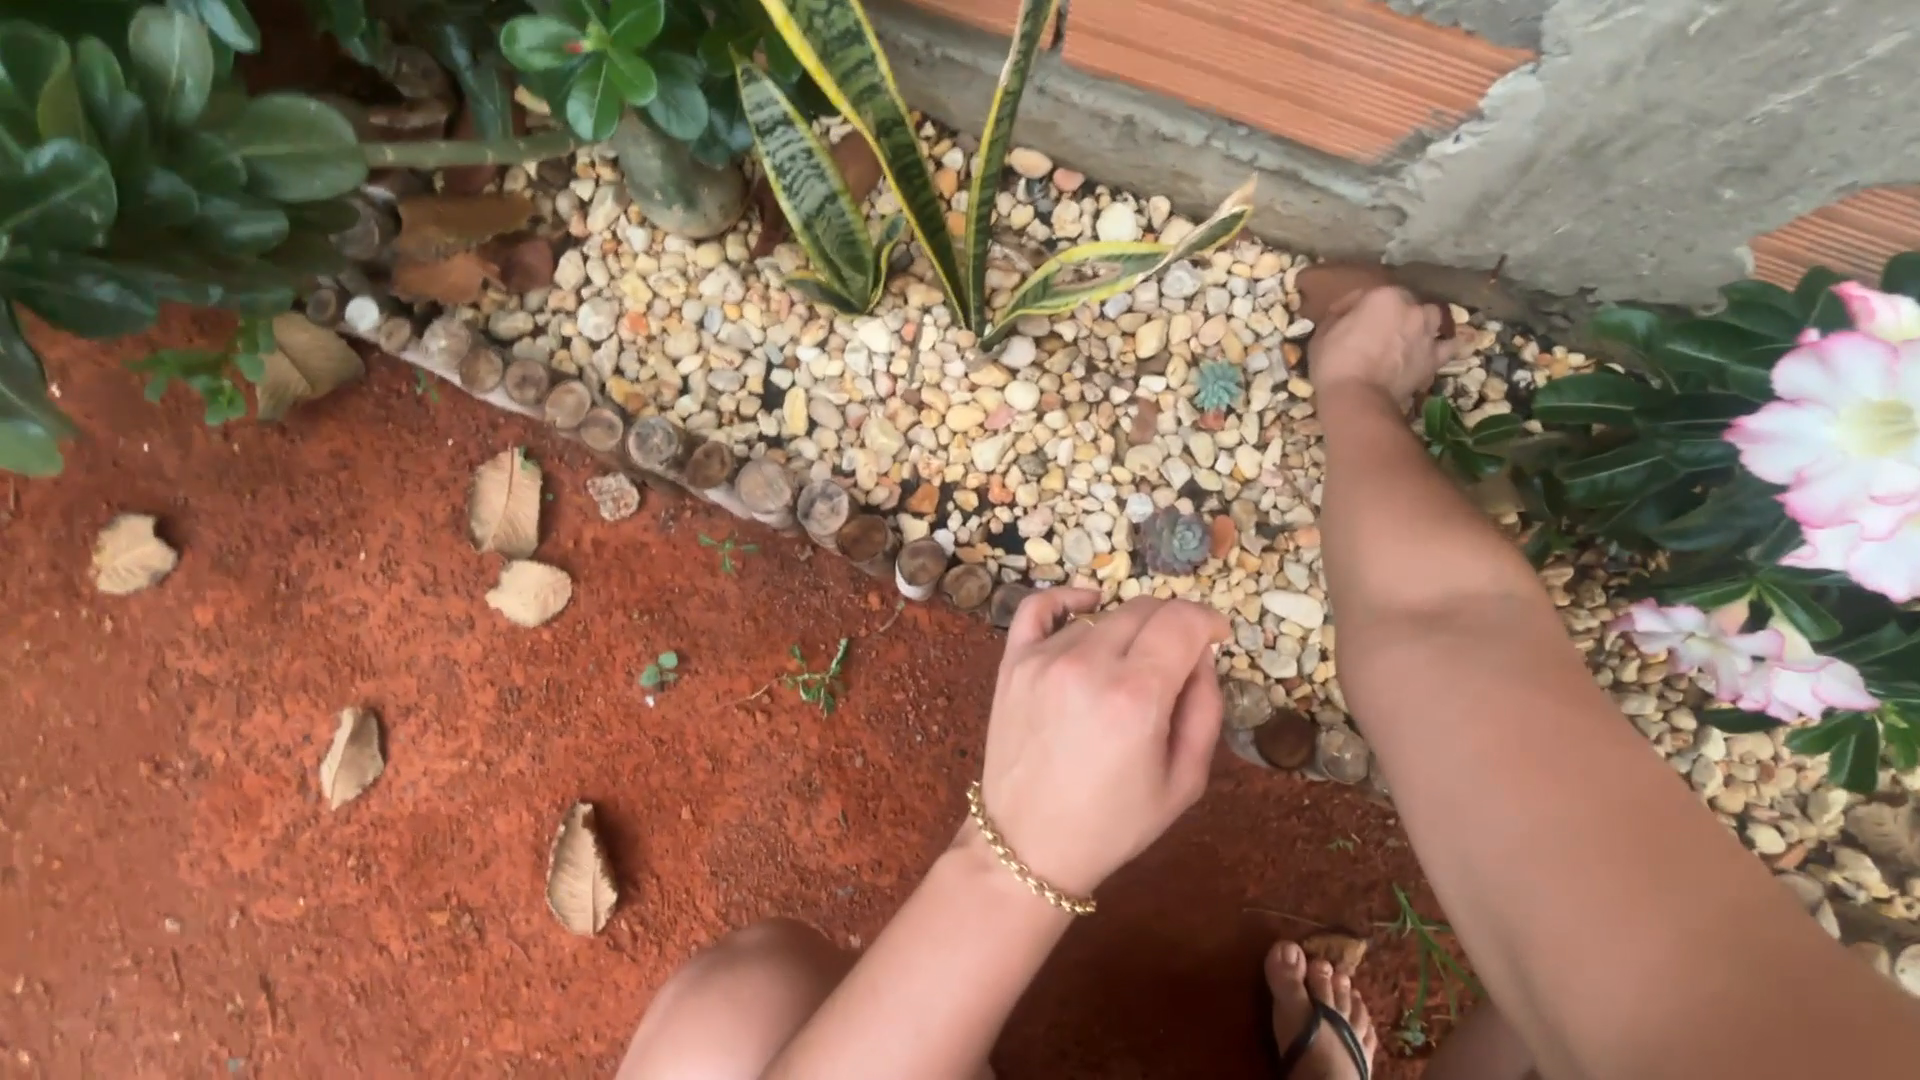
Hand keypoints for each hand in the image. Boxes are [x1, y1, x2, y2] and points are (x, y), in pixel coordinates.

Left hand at [970, 591, 1228, 896]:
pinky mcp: (1012, 663)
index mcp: (1136, 697)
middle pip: (1144, 610)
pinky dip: (1068, 599)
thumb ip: (1205, 709)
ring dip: (1126, 634)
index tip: (1218, 636)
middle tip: (1177, 657)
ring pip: (1102, 617)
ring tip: (1126, 674)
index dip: (1209, 621)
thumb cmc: (1112, 823)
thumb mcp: (1184, 782)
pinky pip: (1039, 608)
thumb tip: (1201, 655)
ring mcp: (1044, 660)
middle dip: (1173, 625)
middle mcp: (1088, 665)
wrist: (1027, 845)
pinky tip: (1089, 605)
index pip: (1182, 621)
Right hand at [1308, 286, 1454, 407]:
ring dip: (1419, 322)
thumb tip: (1342, 318)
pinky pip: (1447, 345)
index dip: (1348, 306)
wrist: (1356, 398)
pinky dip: (1439, 345)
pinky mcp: (1435, 357)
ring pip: (1430, 317)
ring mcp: (1427, 332)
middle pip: (1401, 302)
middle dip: (1387, 312)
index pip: (1363, 294)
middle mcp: (1412, 308)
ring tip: (1405, 334)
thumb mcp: (1322, 336)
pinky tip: (1430, 349)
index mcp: (1383, 297)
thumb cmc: (1333, 364)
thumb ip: (1336, 319)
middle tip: (1371, 328)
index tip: (1337, 317)